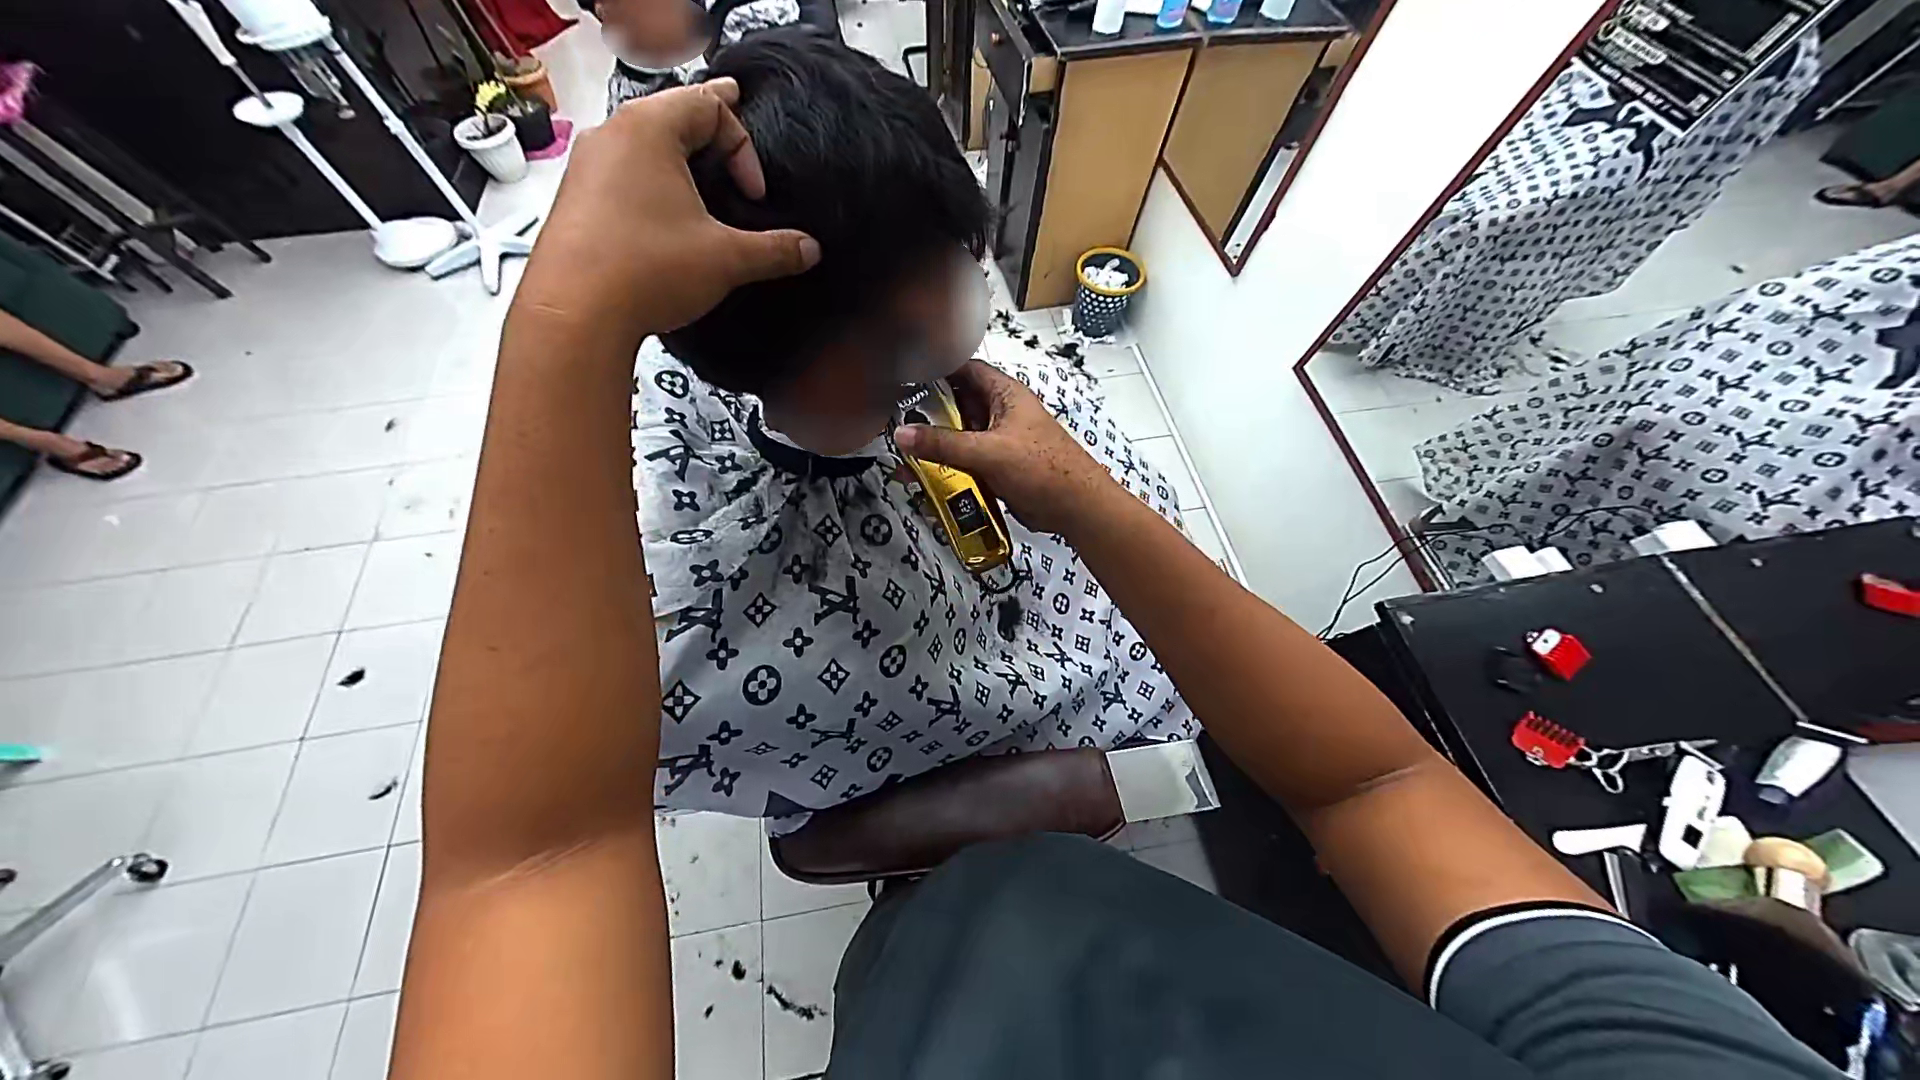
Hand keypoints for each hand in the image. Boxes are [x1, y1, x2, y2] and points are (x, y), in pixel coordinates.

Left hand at [512, 79, 819, 343]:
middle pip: (672, 118)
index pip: (709, 104)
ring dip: (681, 169)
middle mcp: (610, 138)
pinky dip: (654, 193)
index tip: (755, 193)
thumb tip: (807, 249)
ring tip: (705, 200)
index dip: (744, 146)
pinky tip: (670, 231)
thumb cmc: (641, 271)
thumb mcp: (727, 259)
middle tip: (735, 155)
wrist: (577, 314)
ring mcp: (588, 169)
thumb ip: (775, 250)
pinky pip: (623, 181)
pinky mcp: (578, 203)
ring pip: (645, 150)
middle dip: (712, 141)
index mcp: (647, 130)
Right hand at [894, 361, 1118, 534]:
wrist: (1076, 508)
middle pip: (957, 406)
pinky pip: (967, 463)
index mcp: (1005, 395)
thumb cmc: (1051, 470)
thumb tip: (907, 434)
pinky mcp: (999, 467)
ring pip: (960, 437)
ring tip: (911, 457)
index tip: (908, 380)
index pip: (964, 369)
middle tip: (903, 425)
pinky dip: (950, 469)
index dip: (936, 371)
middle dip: (930, 417)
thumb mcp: (988, 452)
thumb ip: (943, 444)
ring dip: (938, 448)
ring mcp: (1000, 441)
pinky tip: (932, 479)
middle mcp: (1002, 414)